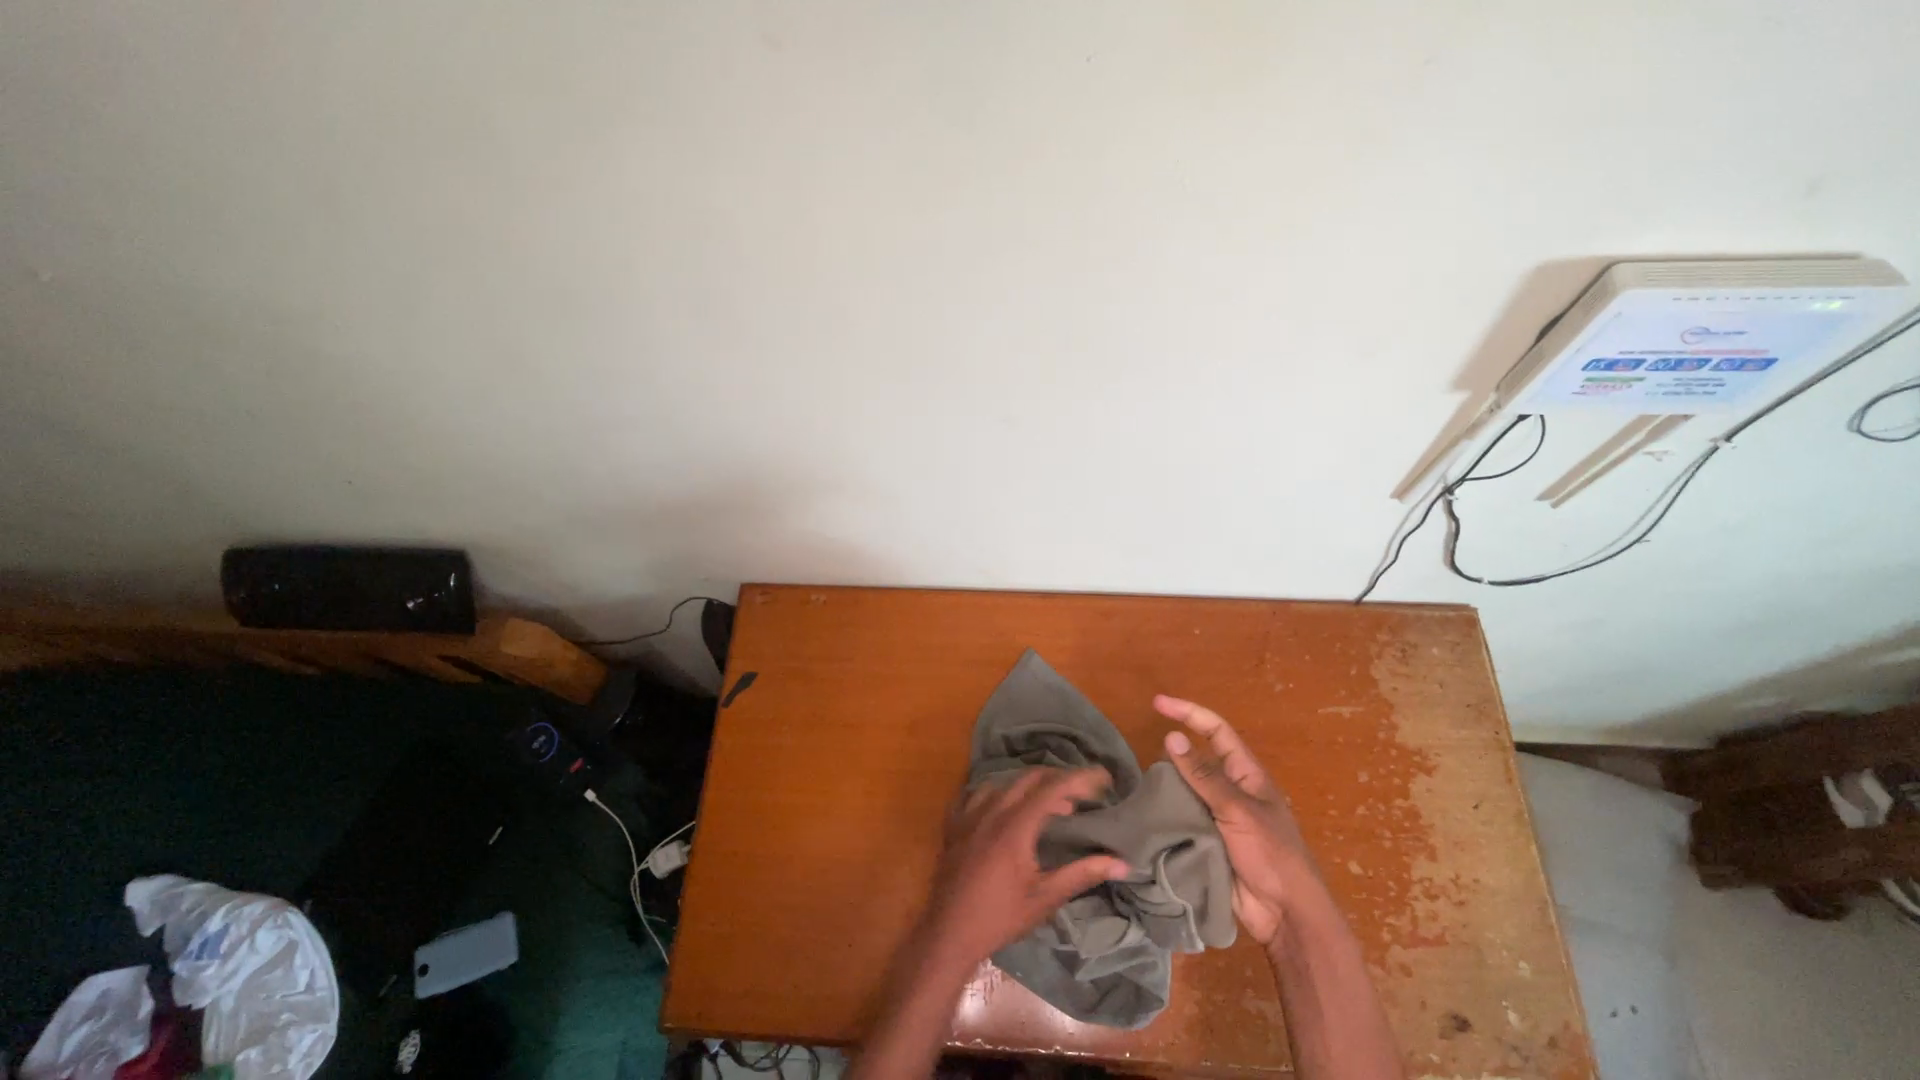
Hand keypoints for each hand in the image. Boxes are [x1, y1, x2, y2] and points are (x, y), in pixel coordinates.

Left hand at [920, 767, 1129, 966]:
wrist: (949, 934)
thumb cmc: (1000, 917)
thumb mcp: (1045, 898)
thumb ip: (1082, 874)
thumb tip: (1122, 863)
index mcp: (1014, 827)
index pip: (1053, 789)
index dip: (1080, 779)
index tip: (1103, 777)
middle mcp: (990, 813)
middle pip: (1028, 779)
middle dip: (1057, 779)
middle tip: (1081, 794)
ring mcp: (968, 817)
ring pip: (1002, 784)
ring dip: (1028, 787)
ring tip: (1048, 805)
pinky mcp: (953, 827)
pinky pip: (974, 795)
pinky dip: (996, 793)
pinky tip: (1003, 807)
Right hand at [1156, 695, 1316, 945]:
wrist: (1284, 913)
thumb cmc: (1272, 854)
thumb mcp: (1238, 811)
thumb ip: (1204, 776)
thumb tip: (1172, 736)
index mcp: (1247, 776)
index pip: (1216, 731)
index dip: (1189, 712)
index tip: (1157, 703)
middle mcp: (1231, 793)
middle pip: (1196, 763)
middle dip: (1170, 759)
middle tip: (1141, 768)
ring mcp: (1218, 819)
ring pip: (1184, 794)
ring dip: (1164, 792)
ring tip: (1136, 794)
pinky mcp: (1207, 844)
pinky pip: (1181, 823)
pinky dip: (1164, 819)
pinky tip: (1143, 821)